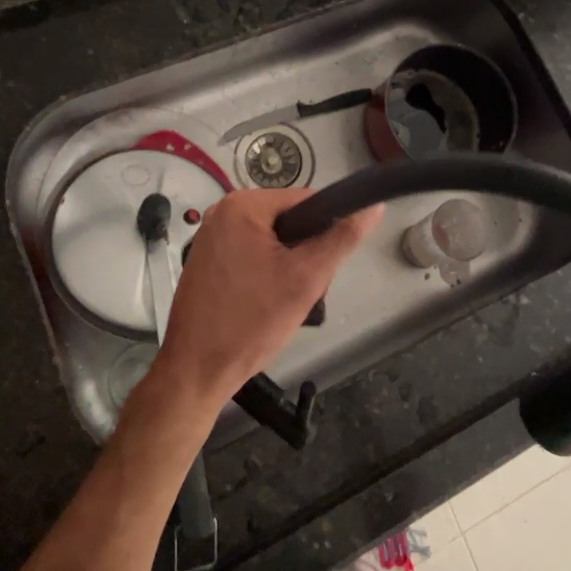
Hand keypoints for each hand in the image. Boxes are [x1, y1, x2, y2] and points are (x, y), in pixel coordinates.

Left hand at [155, 188, 382, 403]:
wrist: (197, 370)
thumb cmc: (251, 321)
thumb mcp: (306, 279)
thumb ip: (341, 239)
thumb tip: (373, 207)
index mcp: (242, 204)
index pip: (306, 201)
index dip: (324, 231)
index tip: (324, 266)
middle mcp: (221, 211)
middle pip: (287, 220)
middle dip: (303, 252)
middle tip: (303, 288)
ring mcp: (210, 236)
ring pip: (271, 240)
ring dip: (287, 265)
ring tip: (284, 298)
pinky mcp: (206, 260)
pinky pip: (250, 253)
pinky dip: (265, 273)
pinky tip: (264, 301)